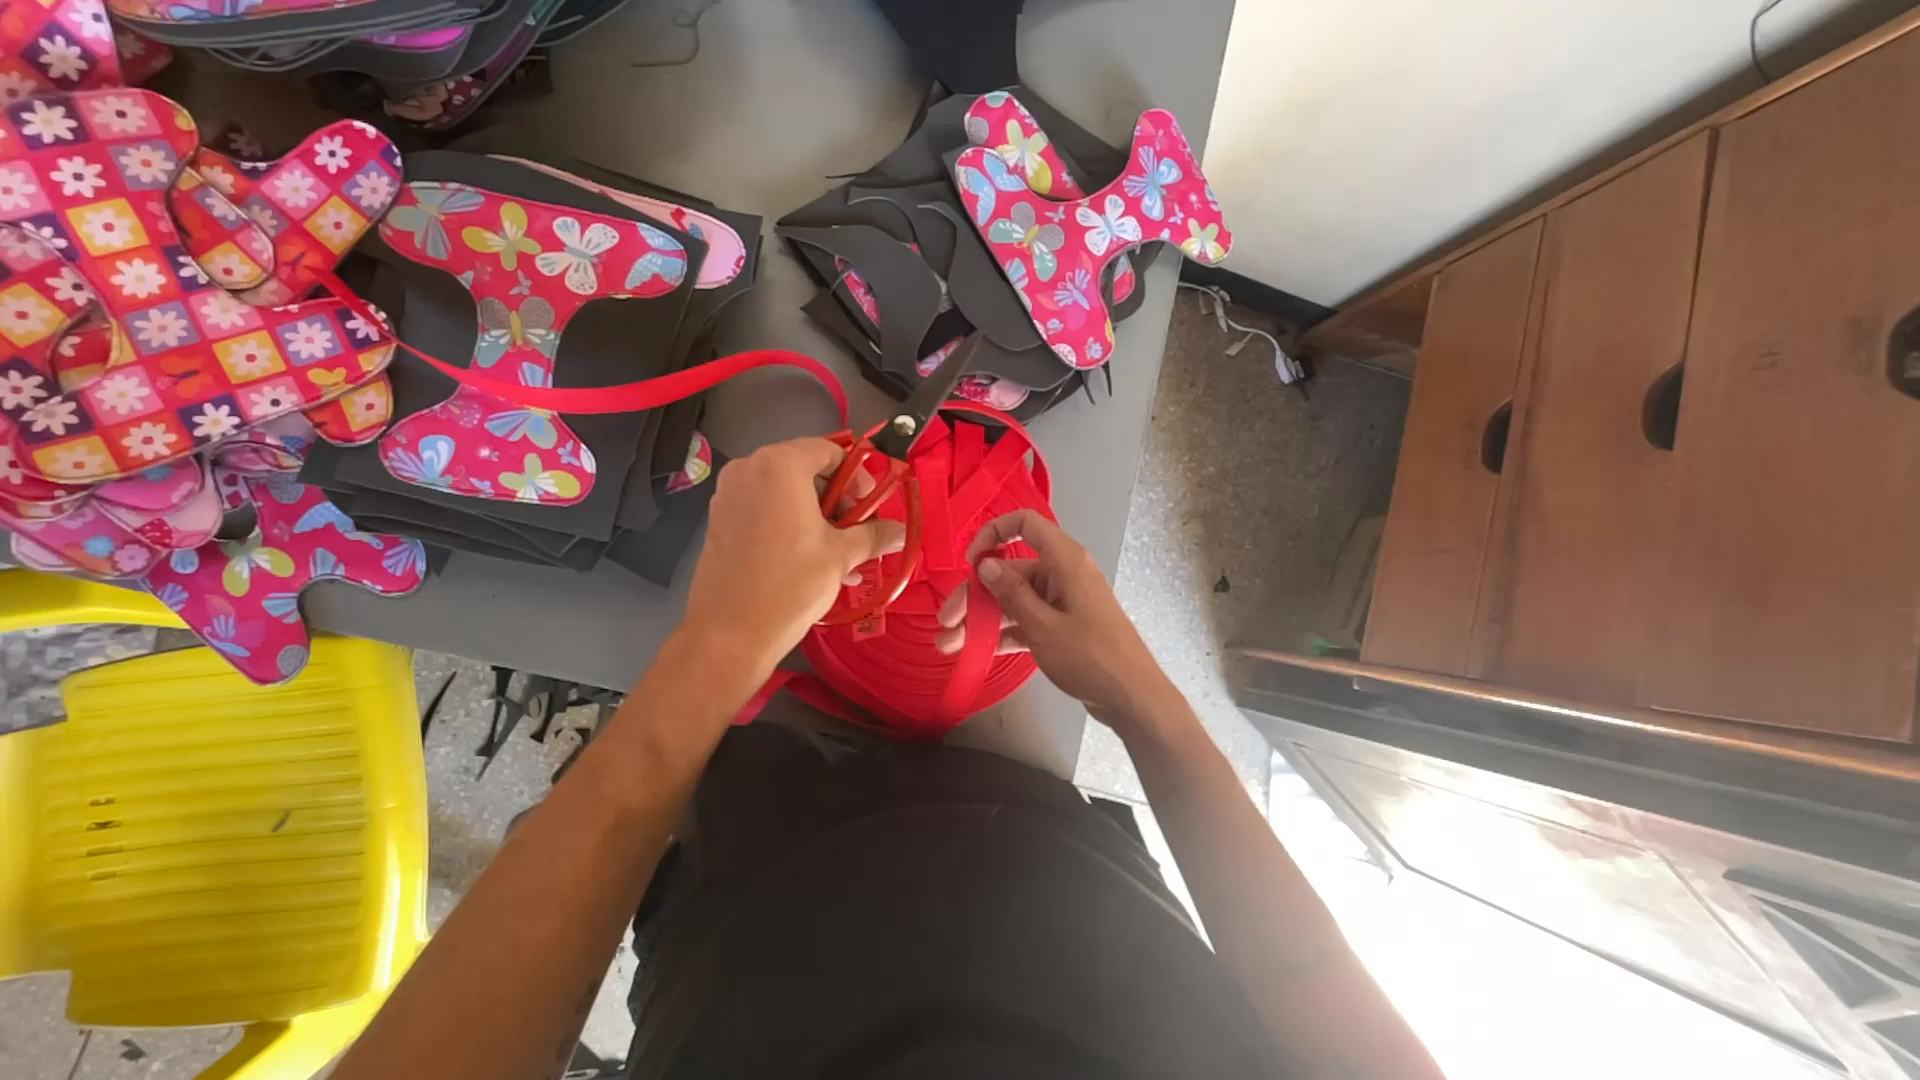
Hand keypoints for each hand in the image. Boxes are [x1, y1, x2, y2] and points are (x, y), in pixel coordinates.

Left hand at [682, 438, 902, 674]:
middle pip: (805, 469)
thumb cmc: (790, 584)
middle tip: (855, 531)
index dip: (857, 475)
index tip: (870, 505)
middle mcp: (748, 469)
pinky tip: (808, 561)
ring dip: (815, 516)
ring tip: (838, 555)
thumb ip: (873, 534)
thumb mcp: (841, 556)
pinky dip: (788, 525)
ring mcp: (728, 495)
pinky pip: (763, 510)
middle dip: (836, 498)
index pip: (828, 450)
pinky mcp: (718, 521)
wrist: (729, 633)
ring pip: (784, 493)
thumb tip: (900, 531)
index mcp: (779, 465)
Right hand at [937, 509, 1178, 735]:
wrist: (1132, 697)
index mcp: (1064, 560)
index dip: (993, 534)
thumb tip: (986, 565)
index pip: (1025, 524)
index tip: (970, 562)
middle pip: (1010, 570)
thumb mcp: (1043, 626)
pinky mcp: (1063, 626)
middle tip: (945, 622)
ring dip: (982, 619)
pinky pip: (1026, 620)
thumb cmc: (1090, 657)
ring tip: (949, 644)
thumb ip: (1011, 593)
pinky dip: (1003, 632)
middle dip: (974, 595)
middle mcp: (1063, 573)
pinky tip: (975, 651)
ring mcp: (1063, 601)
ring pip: (1014, 600)